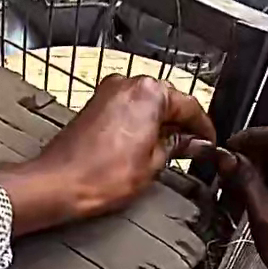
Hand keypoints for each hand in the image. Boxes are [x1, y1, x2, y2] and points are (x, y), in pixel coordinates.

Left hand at [0, 75, 214, 236]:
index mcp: (149, 93)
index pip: (189, 105)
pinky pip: (127, 109)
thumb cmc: (100, 176)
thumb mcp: (153, 164)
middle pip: (167, 100)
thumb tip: (193, 143)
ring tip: (169, 151)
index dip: (203, 127)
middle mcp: (127, 84)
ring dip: (160, 123)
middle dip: (181, 123)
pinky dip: (140, 124)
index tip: (209, 141)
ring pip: (146, 103)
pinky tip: (144, 146)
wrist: (59, 184)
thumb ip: (178, 146)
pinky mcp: (94, 105)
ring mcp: (108, 92)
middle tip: (193, 148)